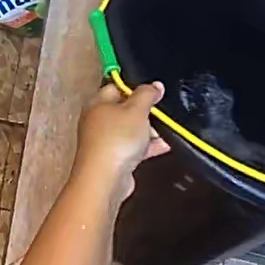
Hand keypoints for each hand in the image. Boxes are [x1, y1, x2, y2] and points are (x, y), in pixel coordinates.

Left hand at [75, 82, 169, 199]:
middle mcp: (98, 120)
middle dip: (145, 112)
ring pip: (130, 130)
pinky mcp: (113, 159)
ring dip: (148, 131)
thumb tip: (155, 85)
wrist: (105, 178)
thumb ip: (147, 94)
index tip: (154, 92)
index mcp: (98, 103)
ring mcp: (104, 141)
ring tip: (167, 130)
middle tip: (160, 112)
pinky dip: (147, 146)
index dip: (136, 88)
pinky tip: (164, 145)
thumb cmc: (116, 139)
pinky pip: (133, 148)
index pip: (117, 86)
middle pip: (124, 109)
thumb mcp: (137, 109)